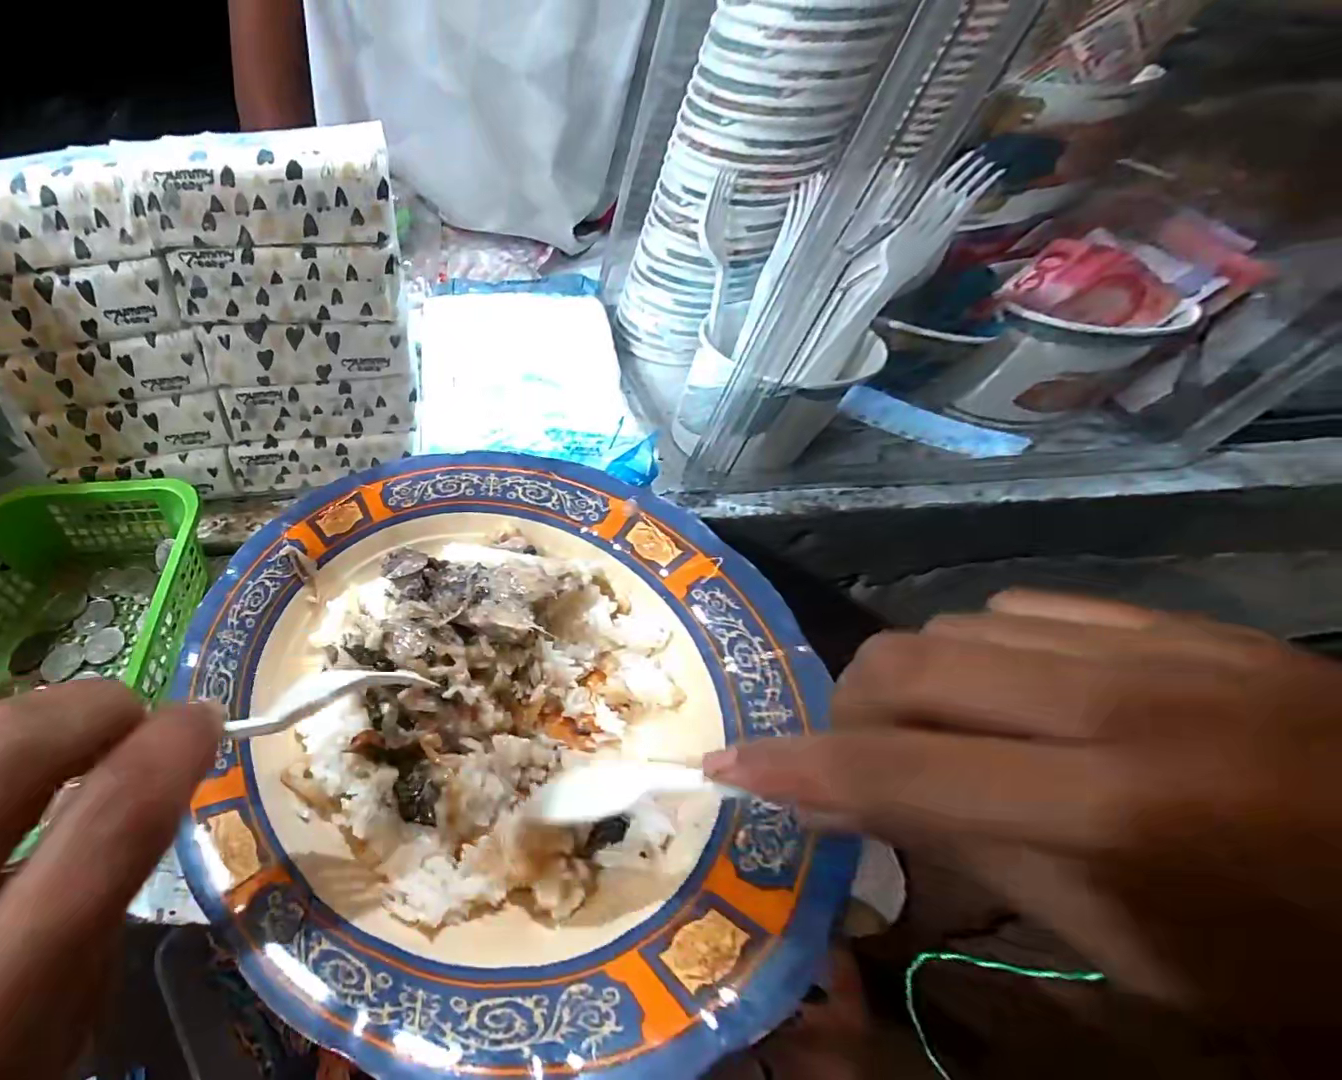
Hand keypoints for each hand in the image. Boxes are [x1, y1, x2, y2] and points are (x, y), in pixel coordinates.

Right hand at [703, 590, 1341, 1029]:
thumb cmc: (1309, 957)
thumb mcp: (1134, 947)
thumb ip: (969, 855)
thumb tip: (835, 803)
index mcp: (1121, 810)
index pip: (898, 773)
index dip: (794, 769)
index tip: (723, 767)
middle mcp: (1127, 707)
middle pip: (903, 664)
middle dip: (849, 710)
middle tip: (862, 754)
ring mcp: (1164, 650)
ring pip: (949, 627)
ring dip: (917, 682)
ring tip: (947, 727)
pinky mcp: (1188, 624)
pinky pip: (1024, 607)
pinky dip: (985, 649)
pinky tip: (1019, 691)